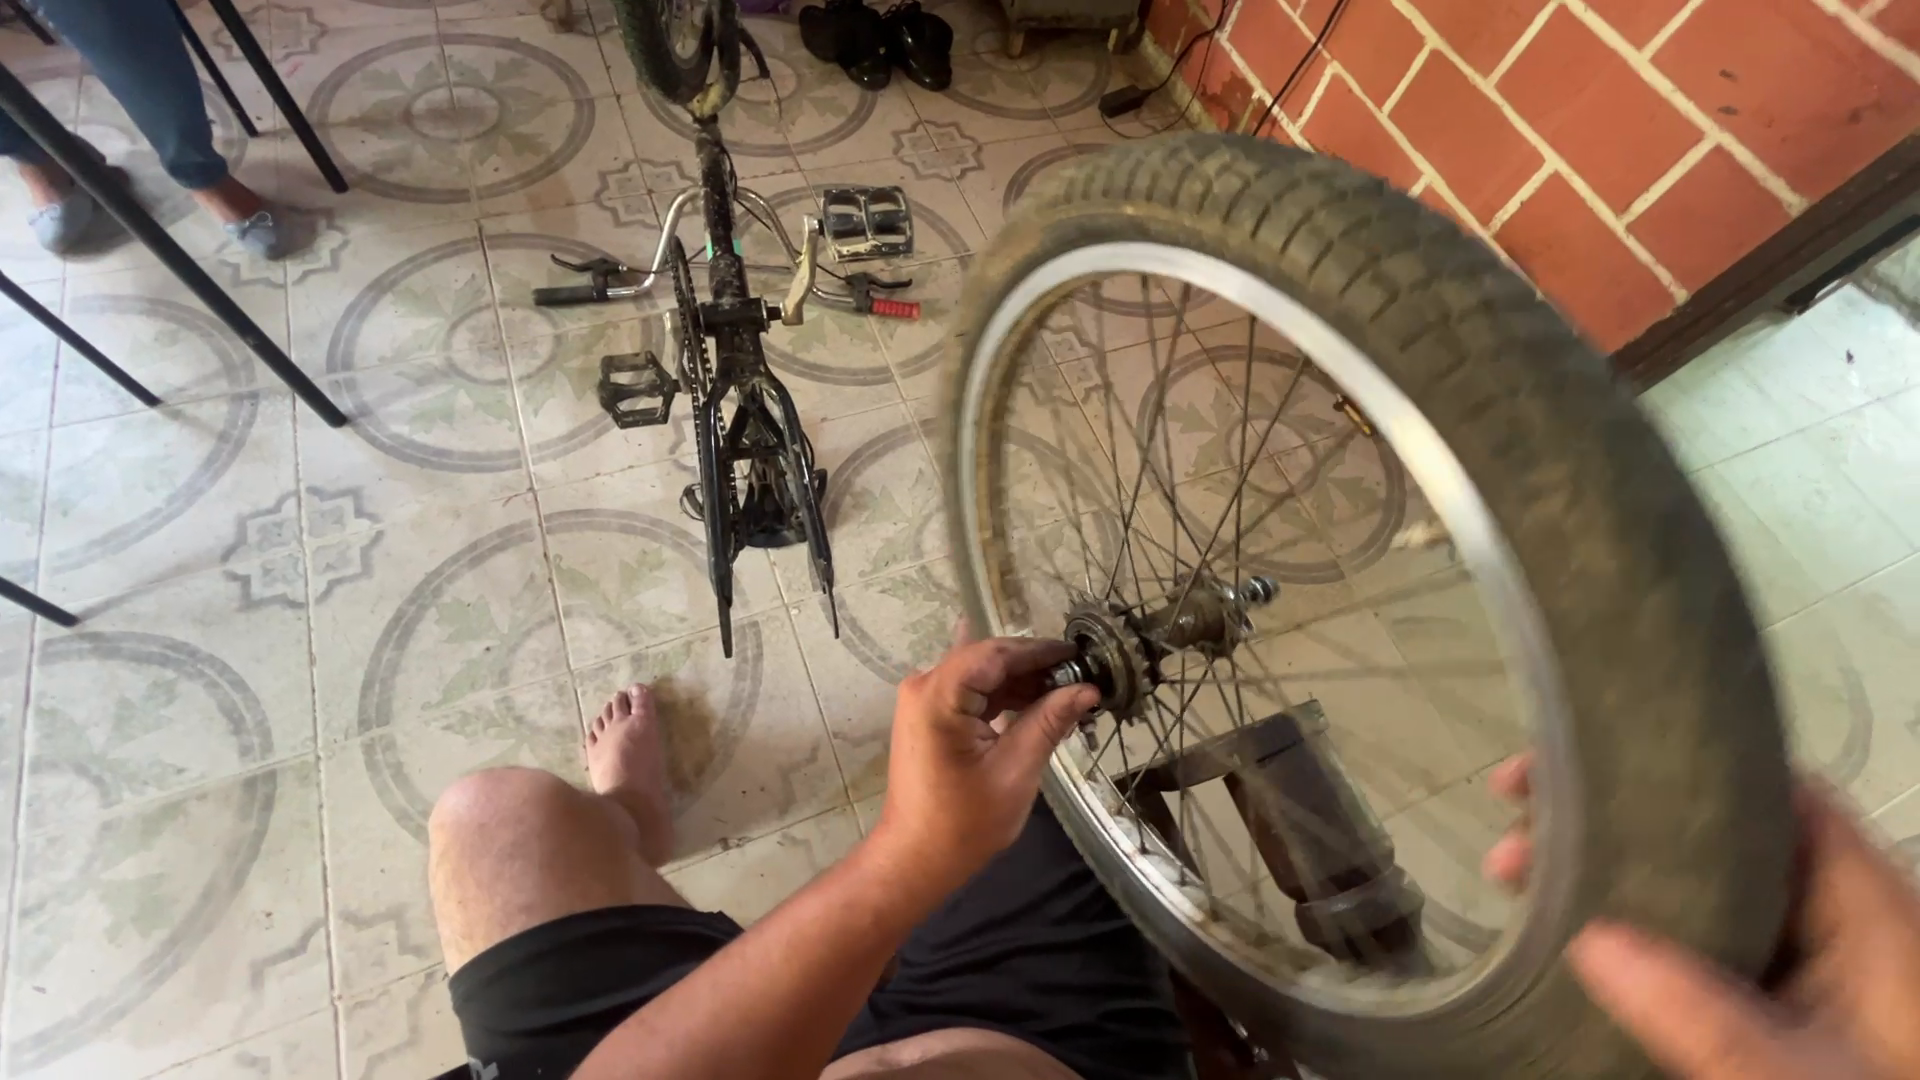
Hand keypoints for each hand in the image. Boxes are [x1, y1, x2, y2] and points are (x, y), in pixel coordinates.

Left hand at [870, 634, 1097, 892]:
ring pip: (981, 675)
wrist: (916, 858)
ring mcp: (923, 700)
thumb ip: (1049, 722)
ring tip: (1065, 692)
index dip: (1039, 651)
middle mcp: (924, 686)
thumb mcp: (1015, 770)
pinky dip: (1002, 697)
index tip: (1079, 654)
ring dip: (1021, 682)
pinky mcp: (929, 715)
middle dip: (1033, 666)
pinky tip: (1037, 703)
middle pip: (987, 659)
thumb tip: (1088, 689)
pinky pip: (970, 693)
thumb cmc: (964, 823)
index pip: (995, 653)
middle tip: (1079, 675)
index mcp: (938, 695)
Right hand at [1484, 754, 1919, 1078]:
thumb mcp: (1799, 1076)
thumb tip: (1593, 942)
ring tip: (1506, 867)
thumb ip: (1715, 1019)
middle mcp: (1818, 920)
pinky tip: (1543, 907)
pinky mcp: (1741, 987)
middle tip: (1513, 802)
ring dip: (1578, 857)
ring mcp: (1777, 954)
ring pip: (1668, 871)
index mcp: (1864, 920)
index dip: (1683, 762)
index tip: (1582, 759)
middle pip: (1699, 825)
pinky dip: (1596, 903)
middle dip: (1594, 809)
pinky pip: (1661, 919)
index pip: (1778, 796)